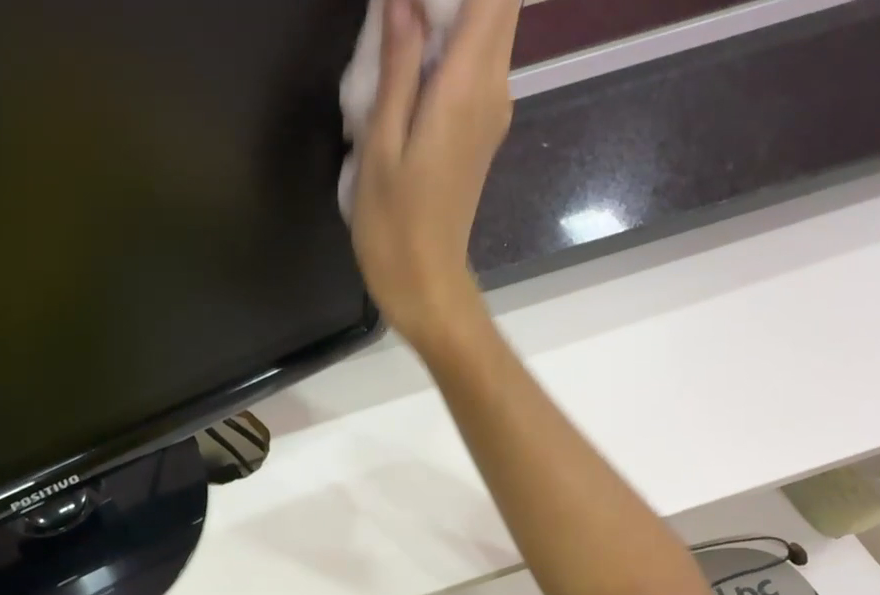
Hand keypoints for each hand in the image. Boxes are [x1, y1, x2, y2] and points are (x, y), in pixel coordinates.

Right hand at [351, 0, 521, 351]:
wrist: (425, 281)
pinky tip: (412, 60)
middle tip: (403, 9)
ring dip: (455, 15)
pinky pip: (479, 63)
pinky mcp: (484, 127)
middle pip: (498, 7)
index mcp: (466, 88)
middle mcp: (493, 89)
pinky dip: (453, 44)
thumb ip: (398, 70)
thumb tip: (404, 2)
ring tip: (402, 29)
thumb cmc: (392, 223)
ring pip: (491, 31)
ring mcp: (494, 109)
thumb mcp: (381, 146)